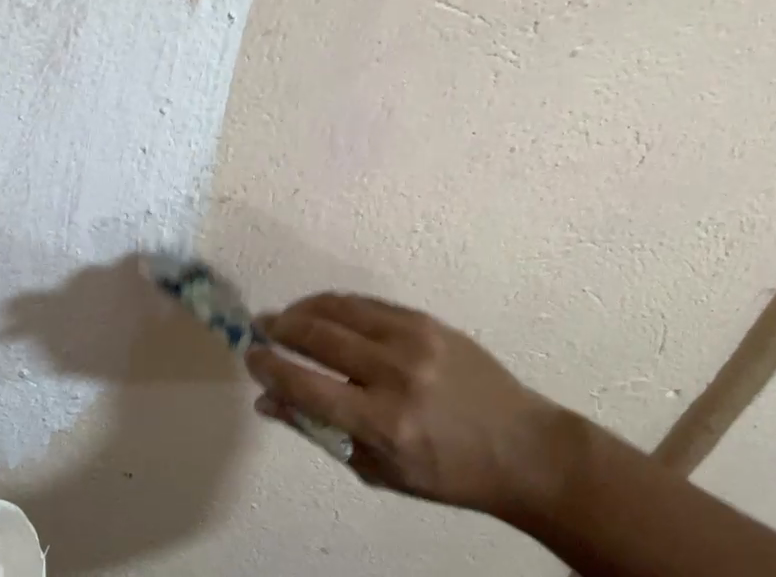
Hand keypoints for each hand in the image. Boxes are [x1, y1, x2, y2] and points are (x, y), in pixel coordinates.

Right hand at [245, 293, 571, 517]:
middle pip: (316, 336)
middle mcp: (395, 375)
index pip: (305, 385)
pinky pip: (367, 303)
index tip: (250, 358)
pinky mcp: (427, 321)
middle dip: (279, 329)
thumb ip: (321, 431)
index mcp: (384, 422)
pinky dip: (335, 305)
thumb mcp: (381, 470)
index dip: (269, 368)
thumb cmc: (450, 473)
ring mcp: (413, 341)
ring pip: (337, 309)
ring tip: (285, 316)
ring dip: (302, 309)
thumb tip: (267, 401)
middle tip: (260, 328)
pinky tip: (322, 312)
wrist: (525, 449)